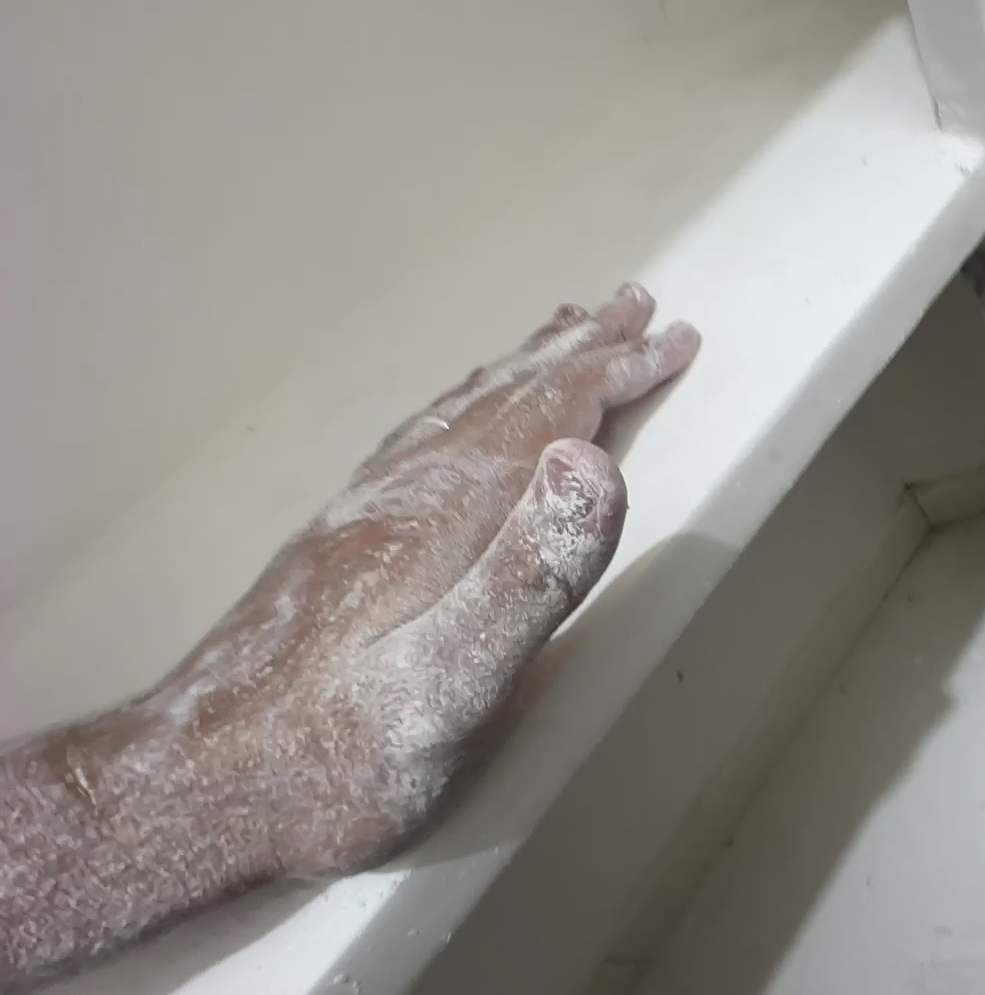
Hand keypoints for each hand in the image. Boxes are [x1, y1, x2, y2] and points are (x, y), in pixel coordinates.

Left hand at [130, 284, 695, 875]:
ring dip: (536, 359)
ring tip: (570, 325)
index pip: (557, 409)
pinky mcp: (359, 529)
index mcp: (456, 506)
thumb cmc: (348, 750)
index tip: (678, 337)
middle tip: (635, 300)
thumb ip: (535, 568)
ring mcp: (381, 502)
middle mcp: (417, 484)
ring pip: (475, 402)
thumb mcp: (459, 678)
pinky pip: (438, 429)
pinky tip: (481, 402)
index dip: (623, 369)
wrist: (198, 794)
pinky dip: (482, 394)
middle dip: (587, 344)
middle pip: (517, 390)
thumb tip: (592, 459)